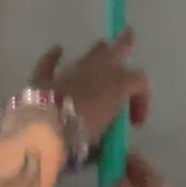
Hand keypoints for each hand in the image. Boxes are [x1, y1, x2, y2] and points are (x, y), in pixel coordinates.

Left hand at [31, 29, 149, 143]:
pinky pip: (49, 63)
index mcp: (117, 85)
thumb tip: (122, 151)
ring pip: (88, 55)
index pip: (139, 83)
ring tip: (102, 46)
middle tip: (129, 36)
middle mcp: (96, 72)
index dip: (143, 100)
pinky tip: (57, 49)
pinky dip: (53, 57)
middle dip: (123, 45)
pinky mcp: (44, 79)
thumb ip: (114, 143)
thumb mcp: (104, 146)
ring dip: (96, 53)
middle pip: (116, 51)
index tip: (135, 124)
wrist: (43, 133)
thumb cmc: (81, 137)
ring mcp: (69, 72)